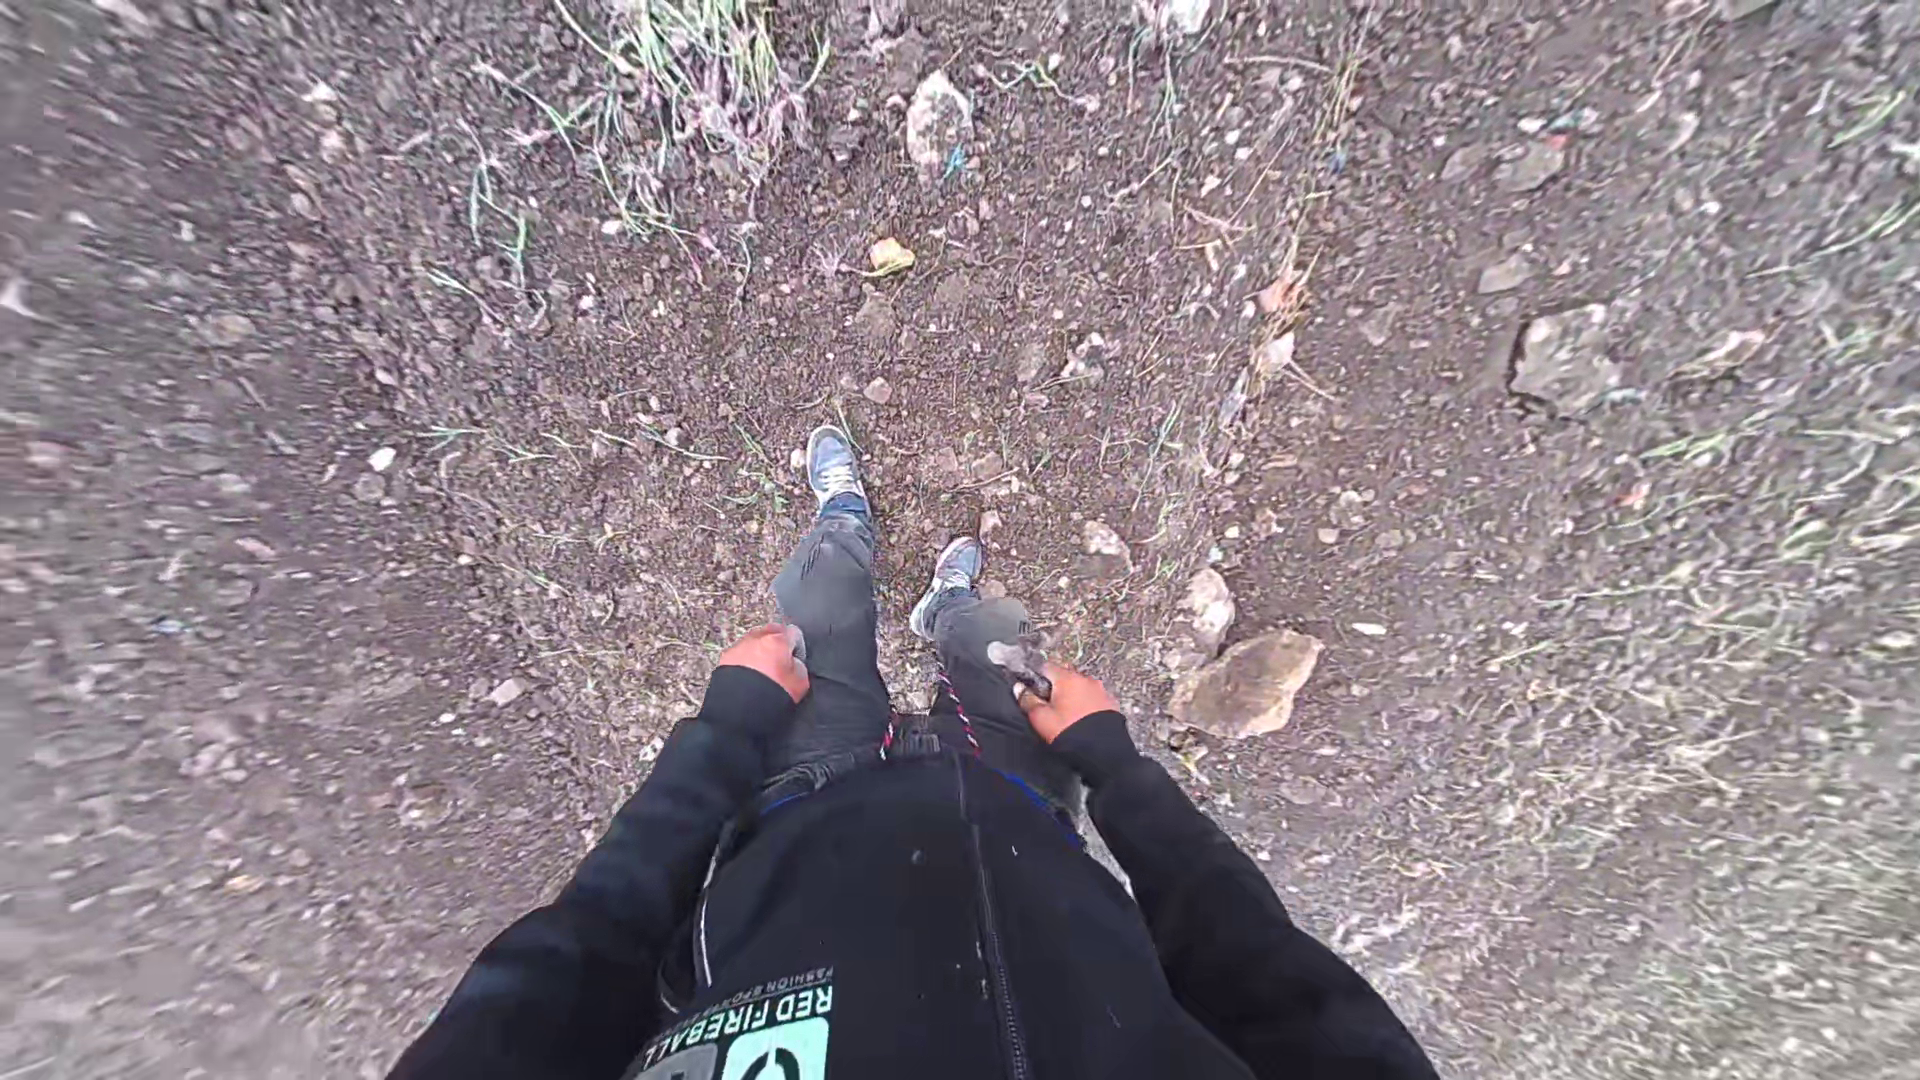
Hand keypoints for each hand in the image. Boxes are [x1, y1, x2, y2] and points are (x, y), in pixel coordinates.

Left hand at [717, 624, 809, 702]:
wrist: (738, 712)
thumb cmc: (771, 695)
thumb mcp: (800, 684)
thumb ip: (800, 666)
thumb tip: (794, 662)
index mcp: (778, 641)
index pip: (793, 633)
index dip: (796, 647)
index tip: (795, 658)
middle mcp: (757, 638)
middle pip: (771, 632)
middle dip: (776, 643)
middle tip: (778, 661)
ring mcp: (739, 647)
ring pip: (753, 642)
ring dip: (759, 651)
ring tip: (761, 670)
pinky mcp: (724, 658)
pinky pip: (740, 654)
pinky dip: (745, 661)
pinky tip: (747, 676)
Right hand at [1017, 661, 1118, 742]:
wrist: (1104, 754)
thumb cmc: (1069, 733)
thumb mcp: (1041, 719)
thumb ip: (1028, 700)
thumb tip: (1019, 688)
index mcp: (1067, 678)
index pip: (1046, 667)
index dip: (1036, 678)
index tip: (1033, 692)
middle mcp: (1086, 679)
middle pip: (1065, 676)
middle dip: (1056, 688)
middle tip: (1049, 707)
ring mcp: (1101, 691)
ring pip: (1081, 688)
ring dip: (1073, 696)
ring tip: (1067, 716)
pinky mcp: (1112, 705)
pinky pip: (1094, 699)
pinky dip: (1087, 706)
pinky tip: (1083, 720)